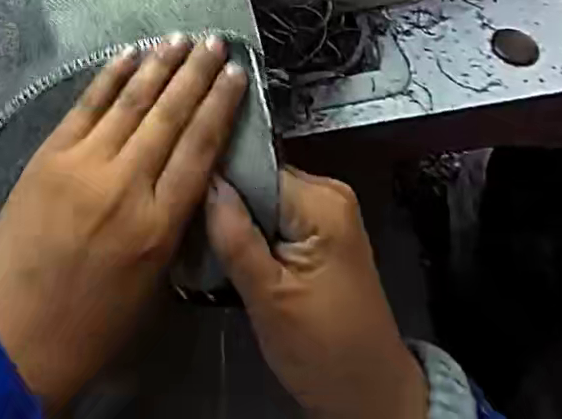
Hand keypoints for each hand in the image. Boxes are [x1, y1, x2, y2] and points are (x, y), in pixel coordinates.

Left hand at [0, 35, 249, 409]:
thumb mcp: (154, 278)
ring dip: (160, 64)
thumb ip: (178, 218)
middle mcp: (125, 184)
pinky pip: (86, 106)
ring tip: (181, 38)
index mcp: (158, 223)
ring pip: (132, 102)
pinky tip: (130, 54)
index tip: (237, 74)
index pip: (200, 147)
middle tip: (216, 42)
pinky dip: (110, 76)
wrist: (6, 339)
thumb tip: (197, 168)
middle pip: (171, 115)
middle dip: (198, 73)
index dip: (221, 105)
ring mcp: (83, 165)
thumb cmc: (90, 322)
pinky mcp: (49, 156)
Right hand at [206, 166, 427, 418]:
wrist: (370, 391)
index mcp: (322, 201)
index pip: (257, 169)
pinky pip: (280, 211)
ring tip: (218, 249)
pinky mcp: (325, 226)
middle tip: (202, 236)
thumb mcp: (269, 299)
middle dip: (231, 204)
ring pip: (267, 195)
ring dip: (242, 219)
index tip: (191, 205)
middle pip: (263, 179)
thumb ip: (236, 237)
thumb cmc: (324, 350)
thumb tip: (208, 183)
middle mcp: (330, 191)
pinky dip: (259, 230)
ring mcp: (330, 207)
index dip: (222, 184)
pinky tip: (243, 255)